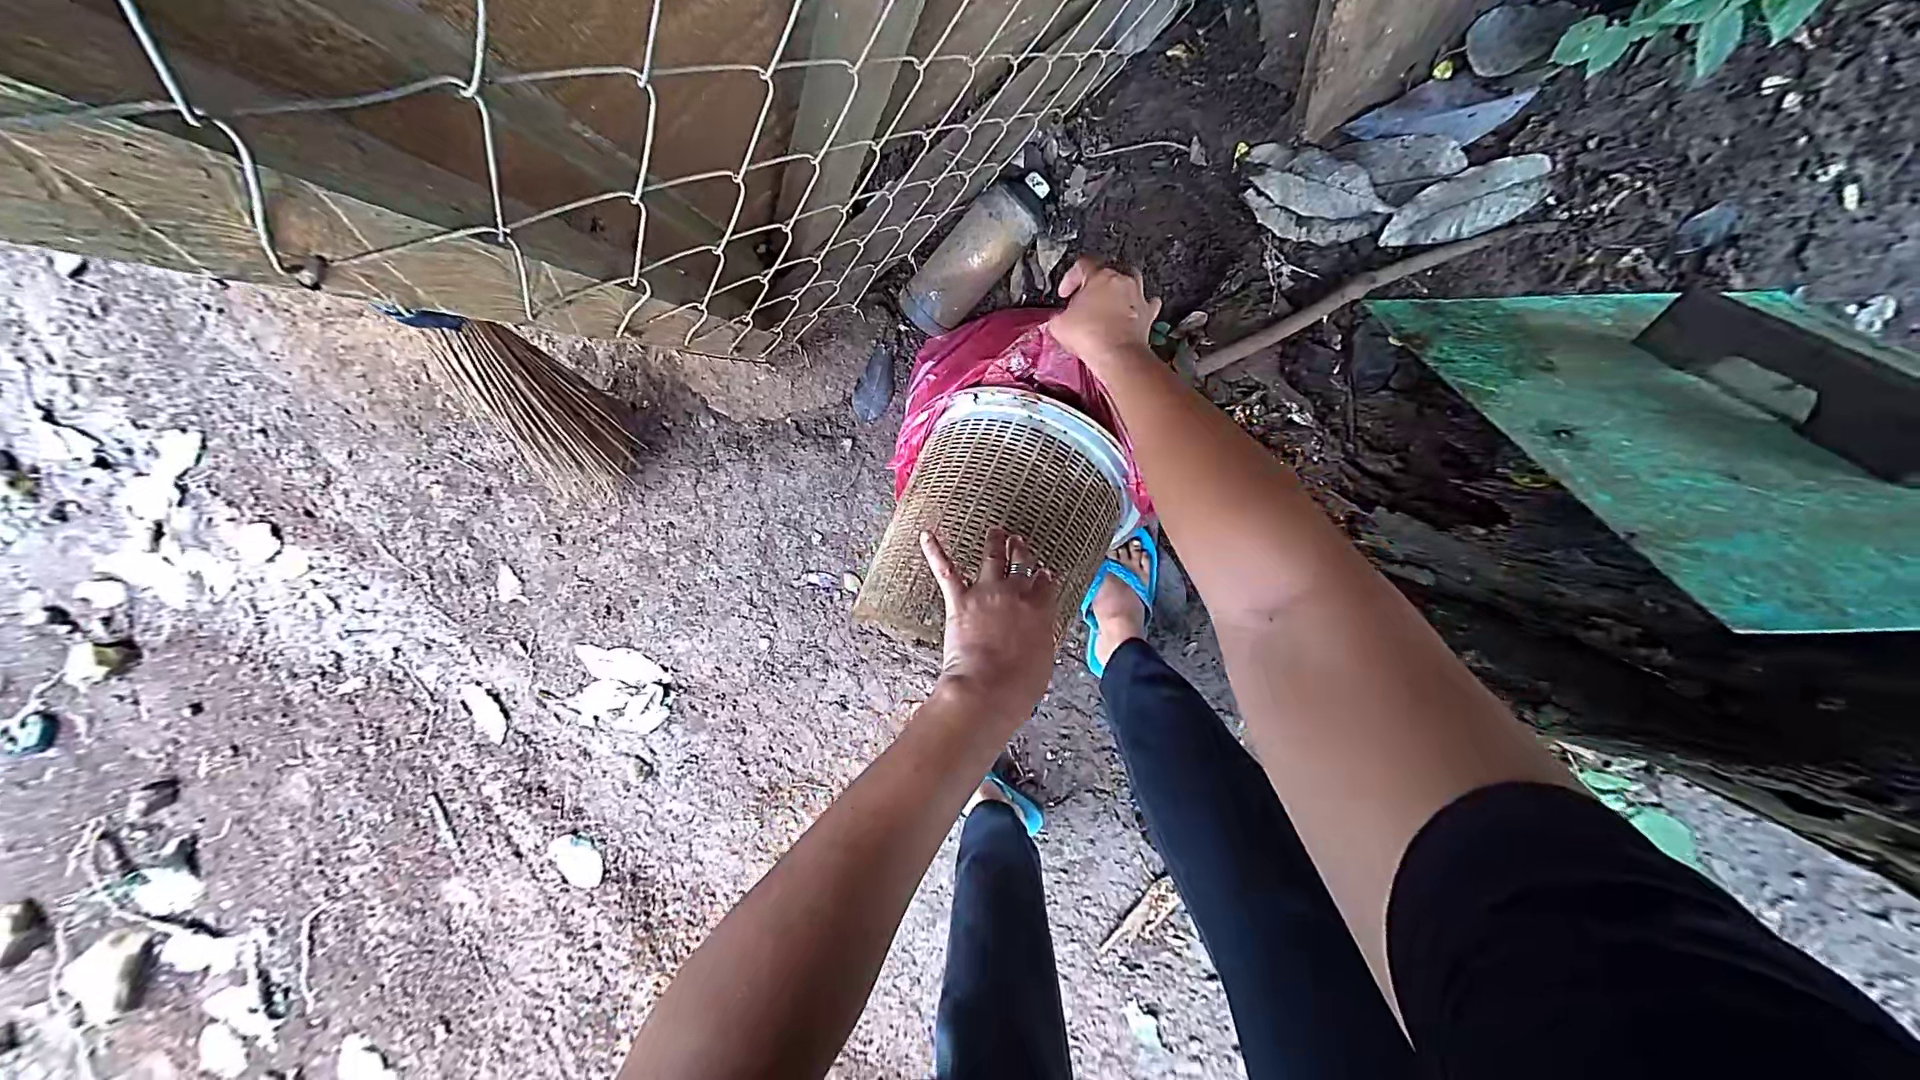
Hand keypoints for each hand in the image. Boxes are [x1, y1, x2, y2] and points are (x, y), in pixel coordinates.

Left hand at [920, 525, 1060, 717]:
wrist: (988, 689)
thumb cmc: (1017, 686)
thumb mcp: (1043, 663)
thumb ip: (1040, 641)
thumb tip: (1037, 639)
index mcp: (1040, 612)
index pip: (1045, 585)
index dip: (1044, 576)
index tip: (1044, 572)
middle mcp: (1016, 595)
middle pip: (1022, 564)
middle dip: (1022, 550)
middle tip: (1020, 541)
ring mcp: (987, 594)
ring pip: (992, 557)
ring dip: (994, 541)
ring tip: (996, 531)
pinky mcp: (960, 601)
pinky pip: (946, 570)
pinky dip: (935, 551)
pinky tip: (927, 536)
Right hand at [1047, 257, 1161, 365]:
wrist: (1116, 354)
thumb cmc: (1092, 335)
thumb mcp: (1059, 325)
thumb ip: (1058, 317)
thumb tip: (1057, 321)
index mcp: (1099, 275)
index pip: (1082, 265)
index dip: (1070, 278)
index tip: (1065, 292)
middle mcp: (1122, 280)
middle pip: (1110, 269)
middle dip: (1097, 281)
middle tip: (1087, 295)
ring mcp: (1137, 296)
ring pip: (1131, 282)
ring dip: (1119, 290)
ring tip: (1108, 303)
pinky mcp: (1147, 315)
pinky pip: (1147, 304)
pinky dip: (1140, 307)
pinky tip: (1133, 313)